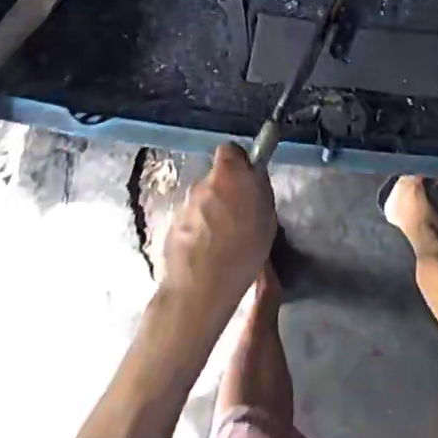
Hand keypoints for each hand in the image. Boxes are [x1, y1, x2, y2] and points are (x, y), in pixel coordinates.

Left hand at [160, 144, 276, 313]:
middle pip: (216, 178)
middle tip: (239, 215)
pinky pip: (191, 220)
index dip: (238, 161)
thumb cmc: (242, 251)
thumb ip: (259, 190)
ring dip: (212, 212)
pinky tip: (207, 253)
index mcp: (227, 175)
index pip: (230, 149)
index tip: (247, 178)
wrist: (199, 288)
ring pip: (203, 200)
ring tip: (222, 240)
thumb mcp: (266, 219)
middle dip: (226, 191)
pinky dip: (199, 230)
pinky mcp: (171, 225)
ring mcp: (184, 204)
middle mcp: (202, 183)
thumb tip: (254, 175)